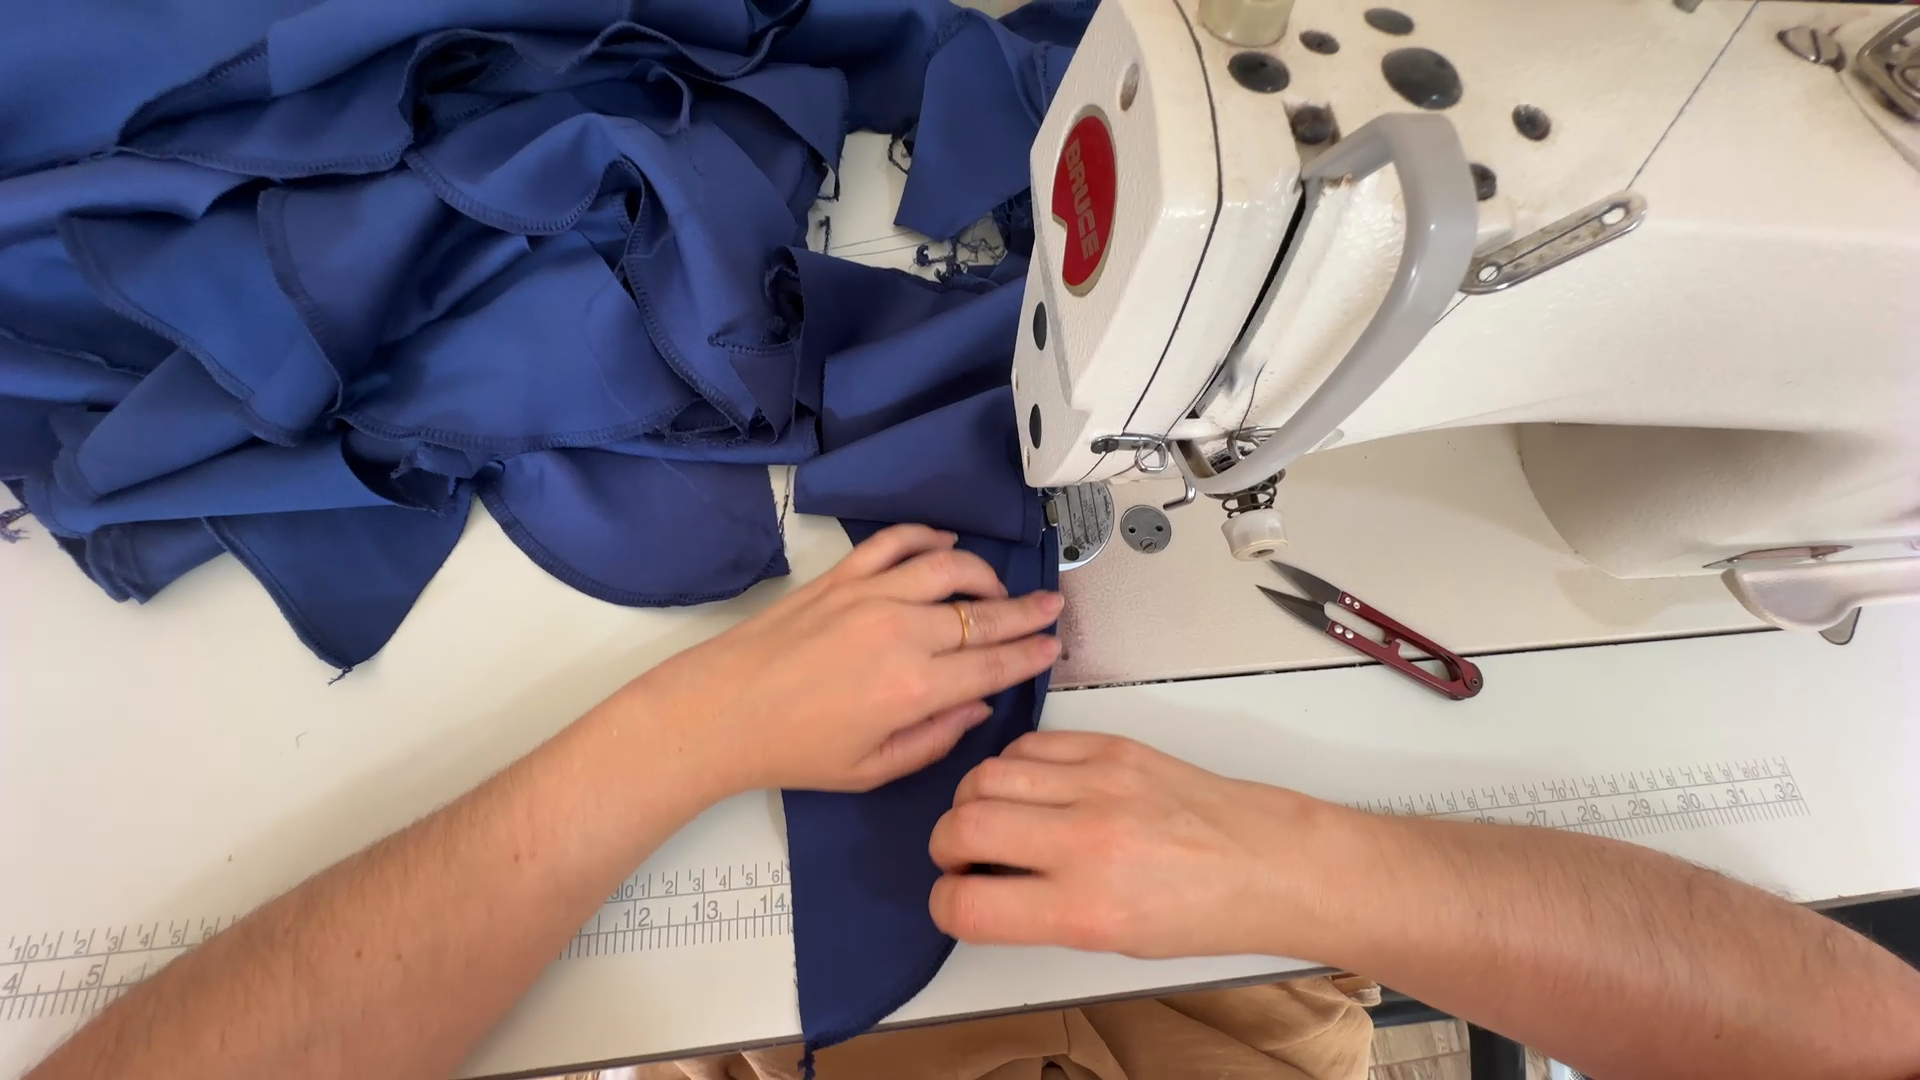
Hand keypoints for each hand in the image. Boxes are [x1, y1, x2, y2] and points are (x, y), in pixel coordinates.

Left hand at [619, 524, 1061, 796]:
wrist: (719, 712)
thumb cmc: (794, 751)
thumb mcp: (873, 770)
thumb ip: (936, 739)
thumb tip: (980, 706)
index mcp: (914, 689)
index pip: (993, 664)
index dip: (1030, 654)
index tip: (1052, 645)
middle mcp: (902, 633)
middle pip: (983, 614)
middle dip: (1026, 610)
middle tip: (1051, 604)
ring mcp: (871, 595)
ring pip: (949, 568)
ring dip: (984, 573)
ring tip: (998, 586)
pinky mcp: (841, 576)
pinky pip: (895, 543)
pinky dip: (926, 537)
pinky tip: (945, 544)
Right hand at [927, 732, 1355, 959]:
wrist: (1266, 859)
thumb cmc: (1199, 914)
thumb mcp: (1113, 939)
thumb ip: (1039, 911)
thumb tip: (982, 883)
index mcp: (1087, 908)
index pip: (969, 903)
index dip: (944, 903)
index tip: (954, 897)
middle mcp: (1084, 839)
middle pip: (963, 825)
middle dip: (944, 845)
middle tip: (961, 855)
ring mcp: (1097, 781)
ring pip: (987, 774)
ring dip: (972, 800)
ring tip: (992, 816)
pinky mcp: (1109, 744)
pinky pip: (1030, 744)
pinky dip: (1012, 766)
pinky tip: (1028, 785)